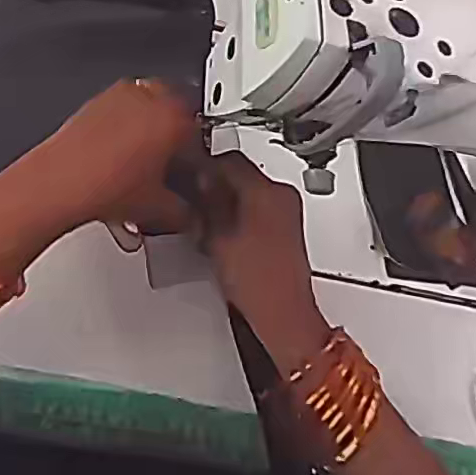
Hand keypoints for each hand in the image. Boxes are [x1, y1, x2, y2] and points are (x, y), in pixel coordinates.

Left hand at [12, 78, 198, 244]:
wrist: (59, 182)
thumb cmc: (104, 185)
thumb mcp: (158, 208)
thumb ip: (183, 212)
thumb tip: (186, 216)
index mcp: (174, 117)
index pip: (202, 126)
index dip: (201, 149)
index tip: (196, 164)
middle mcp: (149, 97)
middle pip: (177, 106)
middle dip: (178, 129)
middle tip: (175, 154)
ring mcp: (121, 95)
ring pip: (149, 102)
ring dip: (153, 122)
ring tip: (147, 154)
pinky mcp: (97, 101)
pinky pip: (123, 105)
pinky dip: (128, 121)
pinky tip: (122, 151)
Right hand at [195, 151, 329, 371]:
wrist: (284, 314)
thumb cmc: (258, 282)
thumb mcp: (217, 237)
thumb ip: (206, 202)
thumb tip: (198, 180)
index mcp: (266, 191)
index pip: (229, 160)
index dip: (203, 164)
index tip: (188, 172)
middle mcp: (281, 194)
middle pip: (240, 171)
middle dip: (215, 181)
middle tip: (193, 194)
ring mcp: (287, 209)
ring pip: (248, 186)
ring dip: (227, 195)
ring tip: (207, 216)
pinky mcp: (287, 224)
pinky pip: (259, 202)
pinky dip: (240, 208)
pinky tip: (224, 229)